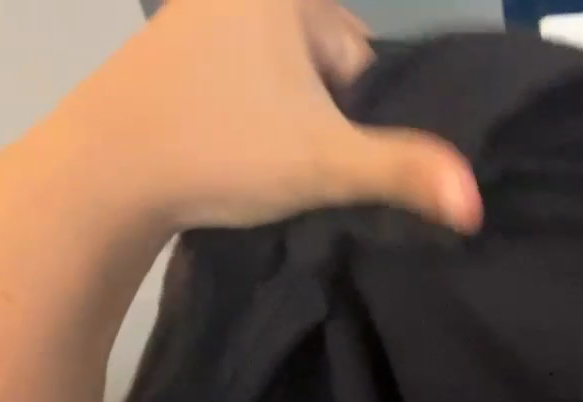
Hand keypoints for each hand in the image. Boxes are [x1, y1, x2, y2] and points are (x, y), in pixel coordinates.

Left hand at [21, 0, 481, 234]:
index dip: (357, 118)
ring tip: (262, 158)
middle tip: (293, 158)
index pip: (362, 60)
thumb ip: (406, 174)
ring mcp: (198, 15)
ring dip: (290, 122)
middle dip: (325, 117)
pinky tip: (236, 147)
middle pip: (326, 66)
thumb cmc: (223, 148)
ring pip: (287, 78)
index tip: (323, 149)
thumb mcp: (328, 164)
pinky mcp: (172, 49)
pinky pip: (246, 80)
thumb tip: (477, 202)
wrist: (105, 171)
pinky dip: (253, 115)